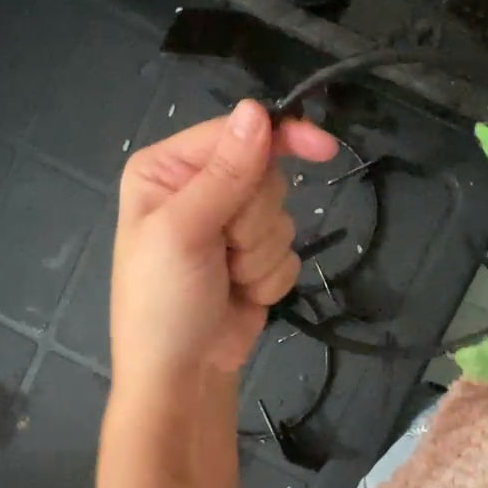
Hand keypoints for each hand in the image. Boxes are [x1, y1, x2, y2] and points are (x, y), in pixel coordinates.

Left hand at [111, 100, 338, 390]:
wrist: (182, 376)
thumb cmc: (163, 303)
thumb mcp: (183, 232)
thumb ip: (224, 173)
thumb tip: (257, 110)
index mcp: (168, 169)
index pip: (235, 134)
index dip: (279, 139)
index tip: (324, 149)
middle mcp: (200, 190)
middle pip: (267, 176)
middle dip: (254, 220)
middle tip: (223, 250)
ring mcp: (231, 227)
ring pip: (283, 216)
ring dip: (259, 255)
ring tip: (227, 279)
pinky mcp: (256, 259)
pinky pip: (289, 251)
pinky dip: (270, 277)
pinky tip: (242, 294)